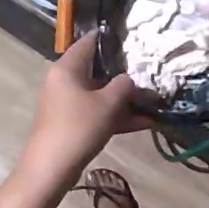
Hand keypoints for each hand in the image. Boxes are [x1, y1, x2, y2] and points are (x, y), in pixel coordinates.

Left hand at [23, 38, 147, 175]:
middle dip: (126, 74)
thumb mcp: (107, 103)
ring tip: (156, 101)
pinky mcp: (73, 123)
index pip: (89, 42)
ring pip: (101, 94)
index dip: (112, 39)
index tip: (135, 39)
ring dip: (127, 99)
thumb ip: (124, 85)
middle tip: (151, 73)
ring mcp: (68, 103)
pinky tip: (147, 122)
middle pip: (98, 70)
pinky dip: (118, 116)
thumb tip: (131, 79)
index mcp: (67, 68)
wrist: (51, 168)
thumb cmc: (78, 127)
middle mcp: (65, 81)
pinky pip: (98, 112)